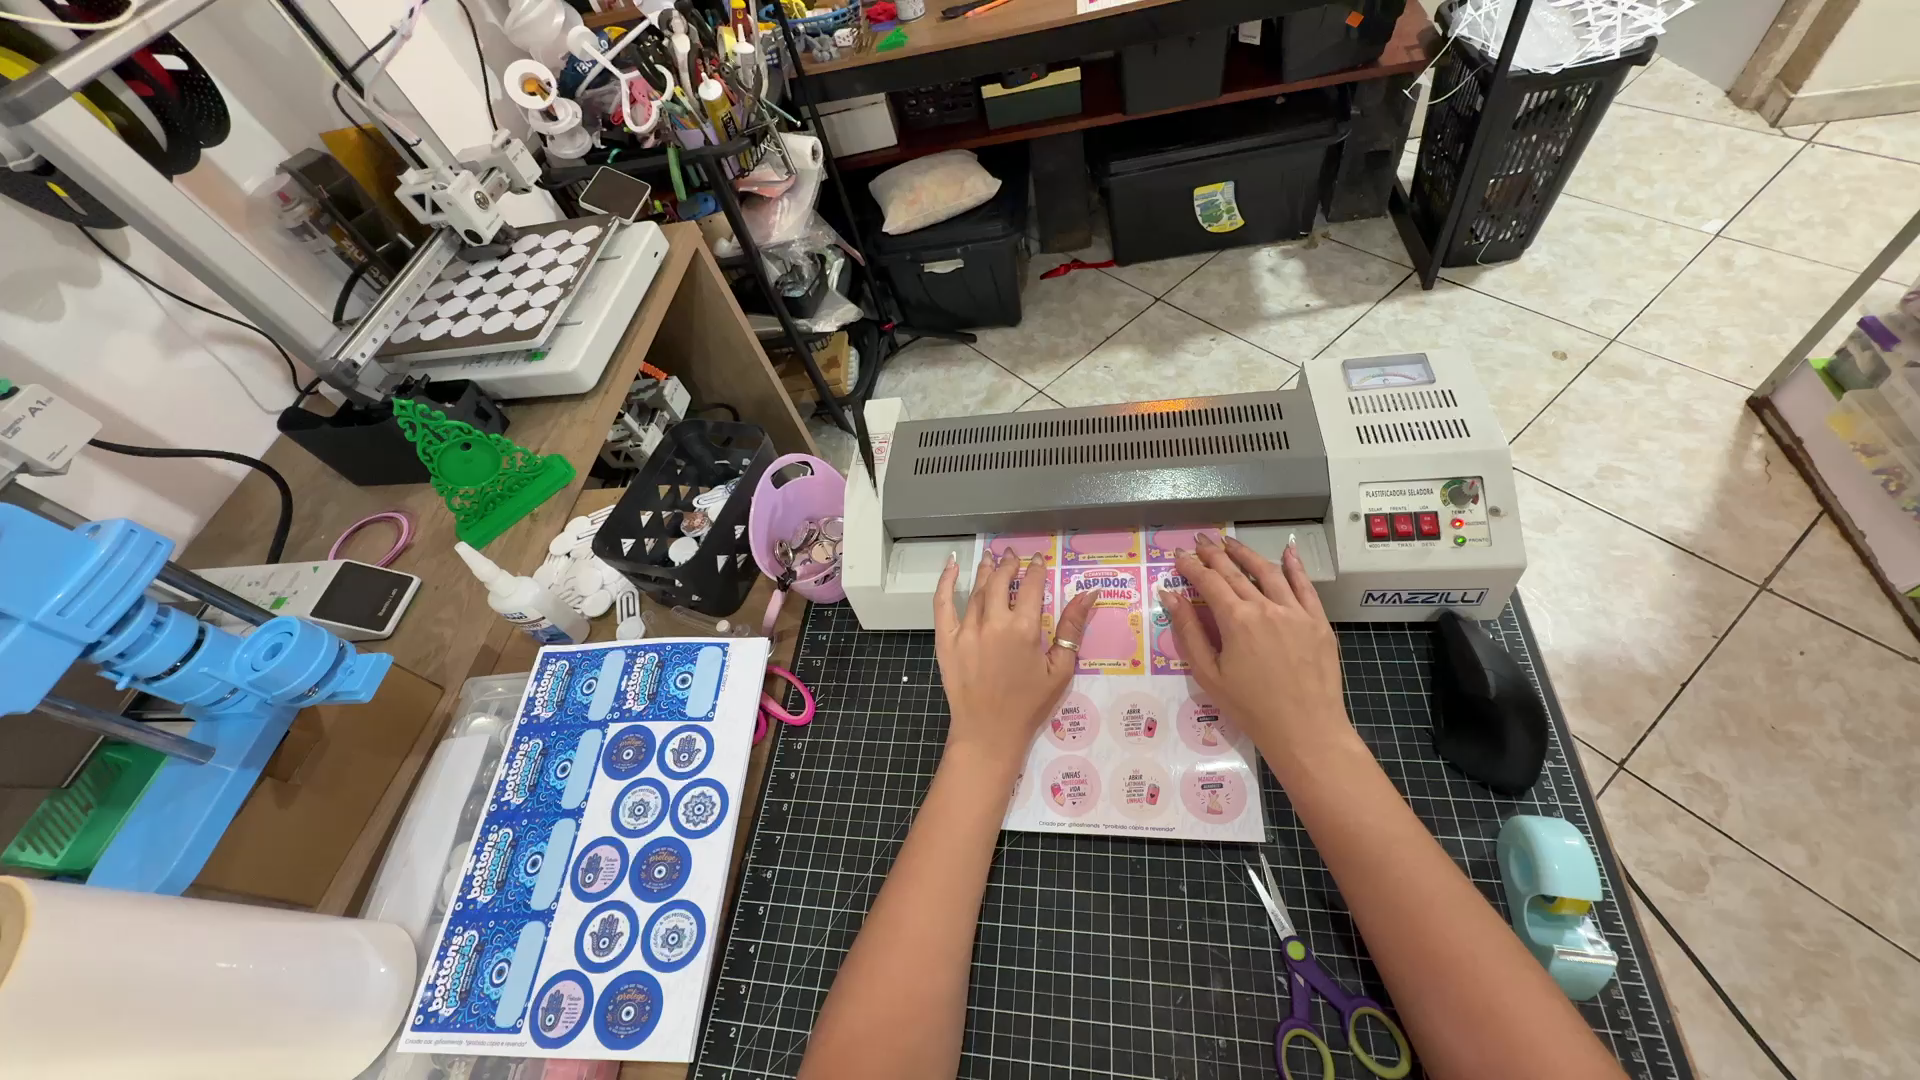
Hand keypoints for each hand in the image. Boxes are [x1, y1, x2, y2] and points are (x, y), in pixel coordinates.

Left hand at [934, 549, 1095, 777]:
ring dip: (986, 571)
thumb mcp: (1060, 669)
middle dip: (1009, 564)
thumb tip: (1088, 594)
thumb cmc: (1029, 704)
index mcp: (1024, 629)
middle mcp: (994, 623)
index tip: (1038, 559)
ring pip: (977, 590)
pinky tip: (952, 566)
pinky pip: (943, 604)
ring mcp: (967, 630)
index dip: (1036, 569)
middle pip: (1001, 581)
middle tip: (1013, 555)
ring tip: (992, 558)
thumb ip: (1072, 628)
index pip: (1031, 586)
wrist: (989, 732)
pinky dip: (946, 582)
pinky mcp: (947, 640)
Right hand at [1161, 535, 1353, 764]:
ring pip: (1268, 572)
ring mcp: (1295, 612)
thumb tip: (1169, 596)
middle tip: (1200, 540)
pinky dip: (1294, 567)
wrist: (1305, 729)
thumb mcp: (1207, 674)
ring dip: (1247, 554)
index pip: (1209, 582)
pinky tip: (1286, 552)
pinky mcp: (1317, 622)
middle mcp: (1266, 607)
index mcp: (1236, 620)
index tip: (1179, 556)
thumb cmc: (1249, 707)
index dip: (1191, 567)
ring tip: (1231, 542)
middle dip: (1214, 554)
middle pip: (1235, 572)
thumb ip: (1188, 631)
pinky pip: (1305, 586)